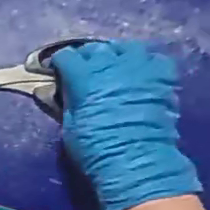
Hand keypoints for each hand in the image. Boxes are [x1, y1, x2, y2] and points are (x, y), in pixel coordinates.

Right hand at [51, 41, 201, 209]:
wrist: (136, 162)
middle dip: (85, 58)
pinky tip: (138, 73)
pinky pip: (152, 58)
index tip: (55, 72)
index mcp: (84, 76)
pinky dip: (143, 62)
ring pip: (124, 47)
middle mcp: (111, 64)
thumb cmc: (95, 147)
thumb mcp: (69, 126)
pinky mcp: (161, 76)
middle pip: (94, 49)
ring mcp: (139, 67)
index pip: (66, 57)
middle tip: (82, 72)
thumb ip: (62, 102)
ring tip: (111, 67)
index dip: (58, 63)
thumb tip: (47, 89)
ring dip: (114, 55)